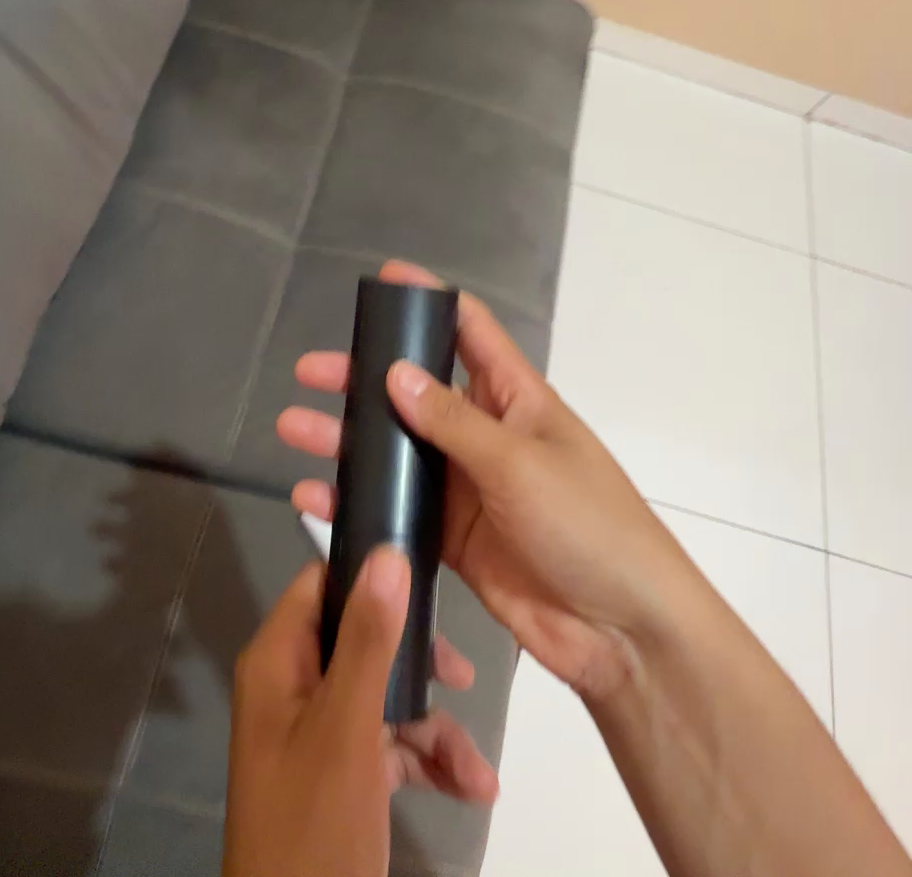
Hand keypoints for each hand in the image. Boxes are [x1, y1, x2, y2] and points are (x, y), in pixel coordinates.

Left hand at [224, 548, 496, 876]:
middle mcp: (296, 686)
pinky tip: (472, 788)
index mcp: (279, 662)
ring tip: (478, 771)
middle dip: (418, 664)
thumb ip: (369, 639)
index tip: (425, 575)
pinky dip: (428, 762)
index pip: (320, 587)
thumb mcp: (346, 727)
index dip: (368, 575)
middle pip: (363, 640)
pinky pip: (390, 744)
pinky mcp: (342, 769)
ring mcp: (319, 729)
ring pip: (385, 696)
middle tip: (461, 676)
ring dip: (435, 728)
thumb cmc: (314, 822)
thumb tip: (387, 553)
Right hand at [278, 262, 672, 701]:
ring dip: (346, 440)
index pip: (469, 332)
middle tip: (311, 373)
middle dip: (363, 378)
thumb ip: (453, 421)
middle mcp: (484, 435)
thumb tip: (394, 373)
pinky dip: (356, 501)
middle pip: (415, 392)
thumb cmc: (585, 524)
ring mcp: (465, 487)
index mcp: (515, 399)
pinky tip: (314, 496)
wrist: (620, 629)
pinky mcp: (450, 536)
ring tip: (292, 429)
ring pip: (395, 451)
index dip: (428, 302)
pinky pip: (395, 508)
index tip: (383, 281)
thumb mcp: (519, 462)